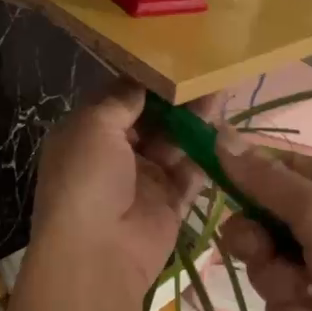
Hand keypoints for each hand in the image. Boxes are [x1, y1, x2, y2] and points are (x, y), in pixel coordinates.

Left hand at [8, 81, 205, 310]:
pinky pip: (190, 173)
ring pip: (173, 142)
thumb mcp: (95, 125)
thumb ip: (122, 100)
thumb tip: (140, 77)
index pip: (120, 96)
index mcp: (88, 128)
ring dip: (194, 122)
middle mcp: (115, 150)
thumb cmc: (87, 176)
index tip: (173, 58)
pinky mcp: (170, 202)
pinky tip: (224, 131)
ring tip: (220, 93)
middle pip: (151, 118)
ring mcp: (143, 177)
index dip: (145, 80)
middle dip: (175, 99)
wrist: (98, 252)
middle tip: (206, 74)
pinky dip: (206, 154)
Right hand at [217, 137, 311, 310]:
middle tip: (261, 252)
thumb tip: (220, 134)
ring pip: (270, 269)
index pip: (278, 166)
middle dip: (256, 241)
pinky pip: (287, 309)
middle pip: (265, 221)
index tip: (215, 180)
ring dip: (279, 285)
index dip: (245, 172)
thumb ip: (266, 179)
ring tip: (308, 302)